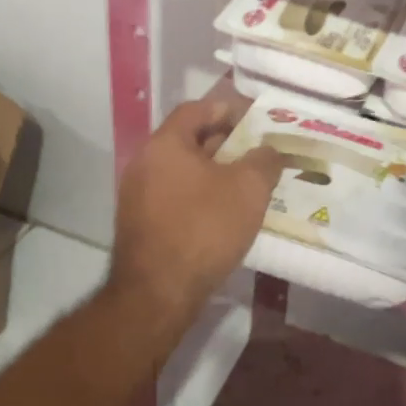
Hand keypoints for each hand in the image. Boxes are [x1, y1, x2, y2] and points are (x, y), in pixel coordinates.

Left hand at [106, 97, 286, 322]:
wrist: (157, 296)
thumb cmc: (204, 229)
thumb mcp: (249, 188)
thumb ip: (264, 160)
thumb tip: (268, 151)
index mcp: (165, 144)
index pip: (197, 109)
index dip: (229, 109)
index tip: (257, 121)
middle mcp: (144, 163)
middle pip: (190, 140)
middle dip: (227, 143)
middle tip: (259, 153)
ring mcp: (137, 197)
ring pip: (184, 171)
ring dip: (215, 173)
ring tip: (248, 184)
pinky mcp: (140, 226)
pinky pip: (176, 197)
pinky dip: (201, 197)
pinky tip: (226, 215)